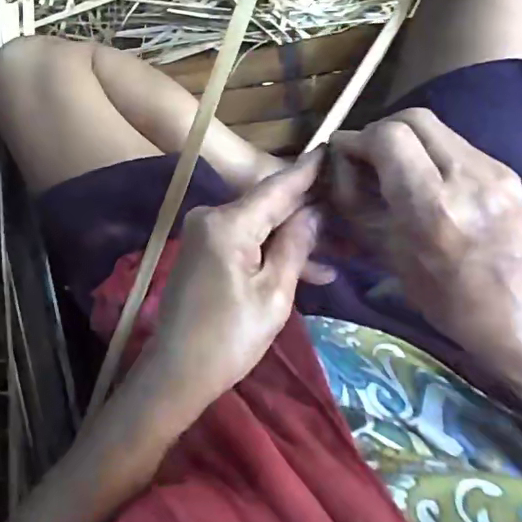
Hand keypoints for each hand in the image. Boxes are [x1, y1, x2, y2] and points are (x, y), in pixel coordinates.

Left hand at [138, 151, 323, 413]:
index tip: (330, 147)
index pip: (277, 187)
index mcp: (228, 223)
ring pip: (260, 224)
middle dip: (306, 209)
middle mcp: (212, 217)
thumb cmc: (229, 338)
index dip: (307, 170)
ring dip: (292, 236)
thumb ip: (295, 246)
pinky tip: (307, 268)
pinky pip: (246, 239)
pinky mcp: (204, 250)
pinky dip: (271, 250)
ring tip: (336, 249)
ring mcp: (205, 233)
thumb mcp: (274, 294)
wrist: (175, 374)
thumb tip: (314, 213)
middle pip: (269, 204)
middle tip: (346, 205)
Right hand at [328, 109, 521, 367]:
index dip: (359, 139)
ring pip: (436, 127)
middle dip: (382, 130)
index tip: (346, 153)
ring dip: (407, 138)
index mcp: (433, 206)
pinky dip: (432, 151)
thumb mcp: (387, 252)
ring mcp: (493, 171)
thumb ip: (360, 199)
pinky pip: (457, 144)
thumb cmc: (444, 298)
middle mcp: (467, 178)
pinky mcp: (507, 171)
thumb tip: (342, 157)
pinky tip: (428, 177)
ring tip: (397, 165)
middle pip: (413, 118)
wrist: (518, 315)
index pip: (389, 136)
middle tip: (370, 155)